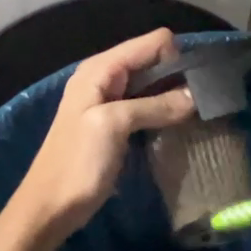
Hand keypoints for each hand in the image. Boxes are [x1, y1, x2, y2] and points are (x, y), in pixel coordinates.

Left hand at [0, 29, 196, 245]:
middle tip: (200, 108)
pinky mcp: (114, 128)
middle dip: (178, 79)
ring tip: (194, 120)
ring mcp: (108, 104)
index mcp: (100, 69)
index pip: (152, 42)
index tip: (194, 90)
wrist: (50, 208)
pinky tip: (175, 132)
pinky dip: (161, 116)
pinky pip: (145, 110)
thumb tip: (195, 96)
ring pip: (152, 87)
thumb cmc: (77, 163)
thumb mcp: (113, 125)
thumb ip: (153, 105)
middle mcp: (104, 79)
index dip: (176, 60)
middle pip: (154, 62)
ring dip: (173, 99)